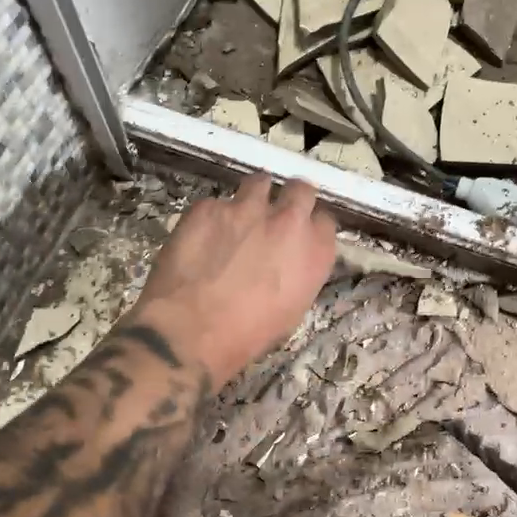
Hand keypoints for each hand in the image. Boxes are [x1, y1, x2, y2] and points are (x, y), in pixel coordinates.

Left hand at [126, 173, 336, 386]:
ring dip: (254, 196)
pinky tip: (201, 239)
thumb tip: (291, 259)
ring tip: (238, 218)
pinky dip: (212, 217)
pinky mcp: (209, 207)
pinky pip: (216, 203)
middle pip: (300, 188)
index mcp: (315, 250)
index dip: (310, 225)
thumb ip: (301, 270)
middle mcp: (288, 220)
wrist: (192, 332)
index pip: (324, 219)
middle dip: (290, 196)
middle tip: (275, 213)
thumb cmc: (249, 334)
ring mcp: (248, 208)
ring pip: (259, 183)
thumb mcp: (293, 307)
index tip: (299, 234)